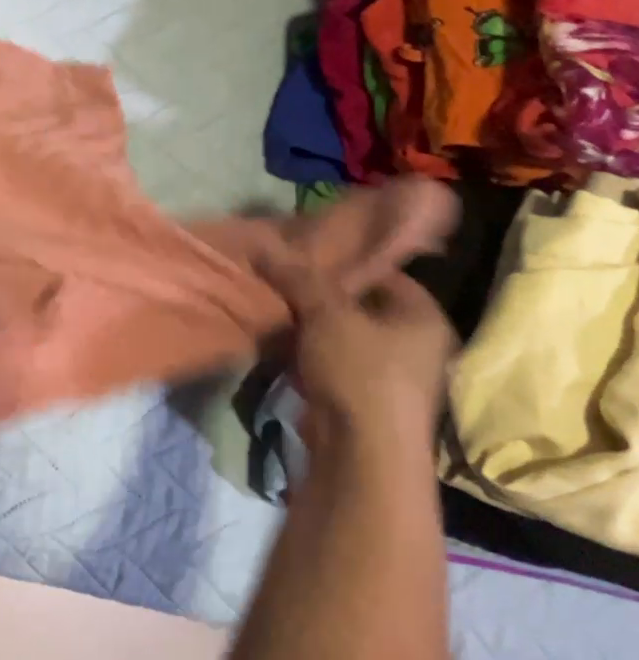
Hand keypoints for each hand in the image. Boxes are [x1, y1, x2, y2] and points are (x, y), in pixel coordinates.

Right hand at [276, 263, 453, 448]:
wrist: (362, 448)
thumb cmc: (359, 371)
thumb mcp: (327, 314)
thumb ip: (301, 278)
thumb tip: (270, 247)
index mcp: (425, 318)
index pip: (386, 274)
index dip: (346, 262)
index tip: (303, 256)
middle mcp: (418, 343)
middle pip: (361, 305)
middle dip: (320, 294)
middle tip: (280, 278)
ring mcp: (393, 373)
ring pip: (343, 333)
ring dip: (310, 323)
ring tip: (273, 306)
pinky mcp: (366, 394)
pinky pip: (333, 359)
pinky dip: (309, 350)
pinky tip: (280, 341)